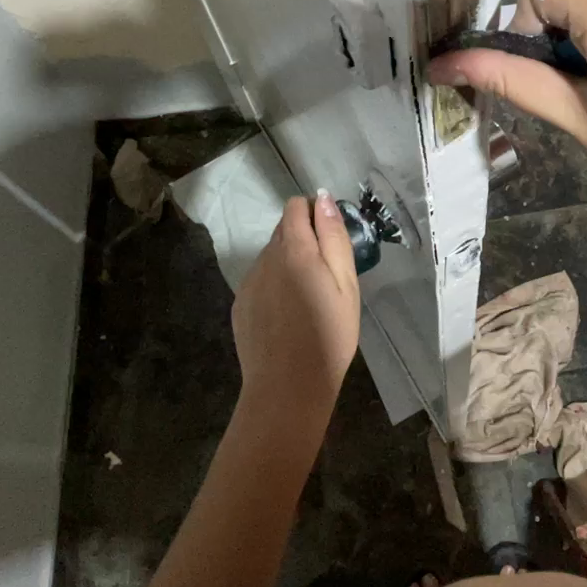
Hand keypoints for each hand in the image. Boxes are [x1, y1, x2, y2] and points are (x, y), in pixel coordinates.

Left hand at [231, 194, 361, 418]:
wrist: (288, 387)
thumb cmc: (329, 334)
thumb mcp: (346, 283)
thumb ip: (334, 237)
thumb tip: (323, 199)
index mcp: (294, 248)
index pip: (295, 207)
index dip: (314, 212)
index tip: (331, 237)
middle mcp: (266, 258)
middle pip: (283, 229)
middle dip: (304, 237)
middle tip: (326, 271)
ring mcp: (249, 282)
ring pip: (271, 255)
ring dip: (289, 261)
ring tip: (308, 296)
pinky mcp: (240, 304)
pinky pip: (260, 279)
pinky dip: (275, 284)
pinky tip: (288, 313)